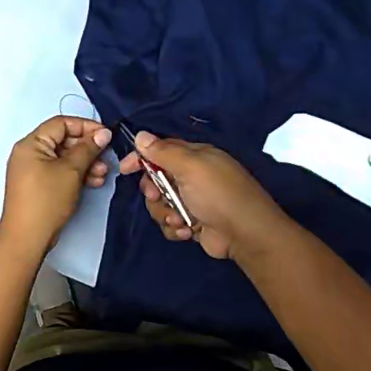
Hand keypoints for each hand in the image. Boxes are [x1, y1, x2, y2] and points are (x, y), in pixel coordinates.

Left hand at [0, 116, 112, 253]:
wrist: (27, 237)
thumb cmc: (46, 201)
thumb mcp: (71, 171)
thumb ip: (88, 149)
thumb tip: (102, 133)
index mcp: (31, 144)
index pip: (61, 123)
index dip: (85, 126)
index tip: (106, 135)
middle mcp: (29, 153)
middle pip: (63, 141)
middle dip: (88, 149)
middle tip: (106, 158)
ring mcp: (32, 170)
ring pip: (64, 158)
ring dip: (86, 164)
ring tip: (102, 175)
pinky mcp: (38, 185)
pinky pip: (59, 172)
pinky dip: (76, 175)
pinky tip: (94, 182)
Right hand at [118, 132, 288, 259]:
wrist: (245, 234)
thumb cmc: (219, 195)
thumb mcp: (191, 167)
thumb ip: (164, 152)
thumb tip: (140, 135)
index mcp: (195, 157)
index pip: (160, 150)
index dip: (141, 158)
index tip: (125, 169)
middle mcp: (192, 176)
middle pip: (155, 180)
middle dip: (152, 191)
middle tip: (157, 196)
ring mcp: (192, 200)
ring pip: (159, 204)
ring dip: (165, 213)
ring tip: (180, 220)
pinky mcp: (191, 222)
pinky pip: (169, 223)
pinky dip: (175, 228)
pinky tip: (187, 231)